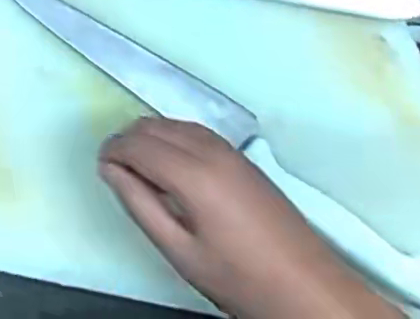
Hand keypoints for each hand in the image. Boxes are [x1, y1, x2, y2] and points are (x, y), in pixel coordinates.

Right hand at [99, 118, 399, 318]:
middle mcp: (207, 149)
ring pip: (169, 123)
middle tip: (119, 173)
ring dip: (148, 138)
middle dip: (126, 142)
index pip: (134, 143)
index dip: (111, 152)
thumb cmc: (243, 281)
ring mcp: (228, 150)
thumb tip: (110, 169)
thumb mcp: (182, 253)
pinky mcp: (241, 157)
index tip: (103, 170)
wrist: (316, 296)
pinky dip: (170, 137)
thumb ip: (139, 205)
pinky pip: (191, 130)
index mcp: (192, 173)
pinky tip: (172, 166)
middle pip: (149, 126)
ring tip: (143, 172)